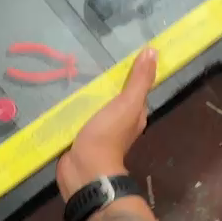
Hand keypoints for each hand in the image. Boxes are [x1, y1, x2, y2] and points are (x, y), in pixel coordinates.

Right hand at [57, 47, 158, 198]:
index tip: (125, 54)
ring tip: (79, 74)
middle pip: (118, 97)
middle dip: (110, 83)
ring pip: (99, 106)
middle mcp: (121, 122)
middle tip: (96, 61)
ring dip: (92, 94)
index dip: (134, 73)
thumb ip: (139, 79)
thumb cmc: (108, 134)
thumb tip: (153, 51)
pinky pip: (82, 115)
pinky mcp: (82, 135)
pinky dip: (79, 106)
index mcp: (136, 114)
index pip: (138, 89)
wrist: (84, 168)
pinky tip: (68, 95)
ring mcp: (101, 130)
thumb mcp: (128, 103)